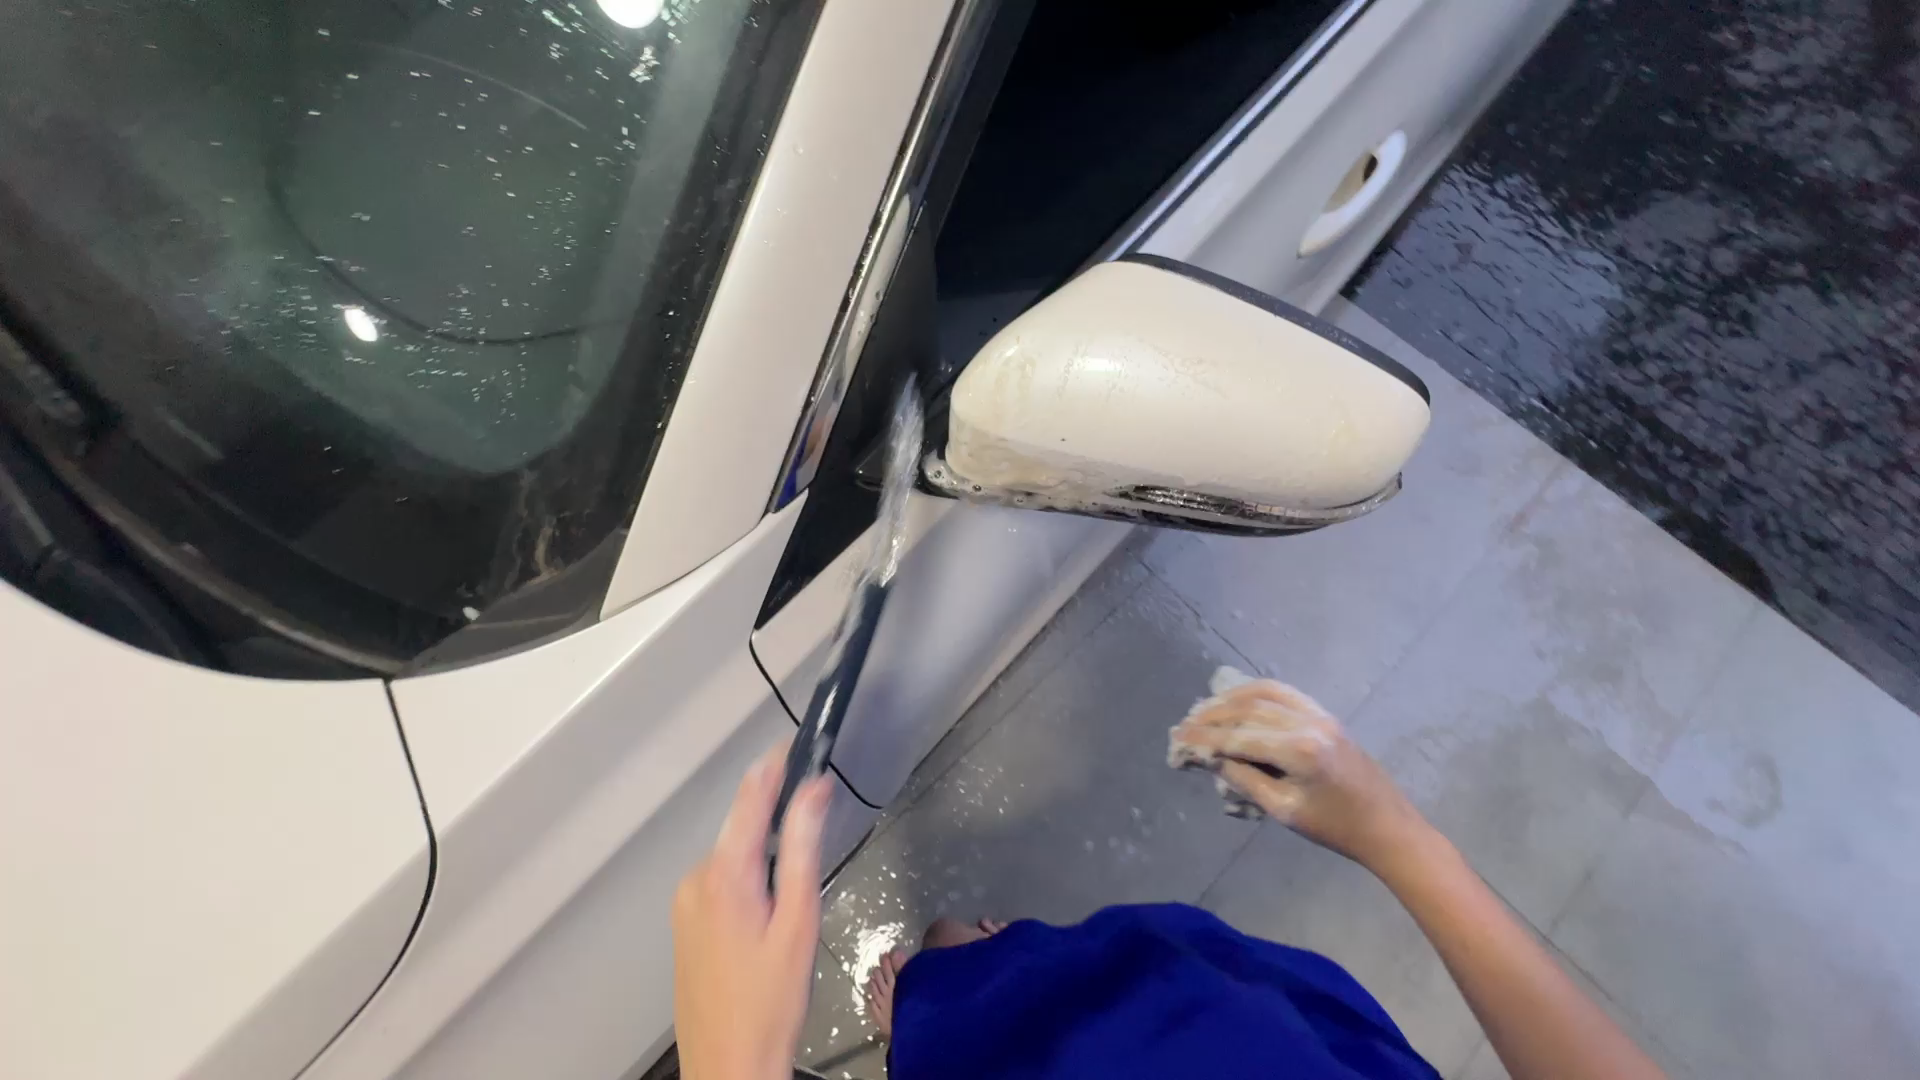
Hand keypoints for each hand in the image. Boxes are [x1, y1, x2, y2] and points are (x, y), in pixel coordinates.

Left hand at [673, 743, 833, 1079]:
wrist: (729, 1066)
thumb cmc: (773, 995)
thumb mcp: (799, 917)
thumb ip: (803, 846)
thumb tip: (814, 787)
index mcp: (724, 873)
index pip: (749, 798)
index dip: (773, 766)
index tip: (797, 743)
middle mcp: (696, 878)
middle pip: (741, 826)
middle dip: (775, 813)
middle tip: (815, 810)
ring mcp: (686, 901)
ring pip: (733, 854)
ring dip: (763, 850)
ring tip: (797, 879)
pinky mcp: (685, 922)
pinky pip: (722, 878)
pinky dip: (748, 874)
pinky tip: (769, 906)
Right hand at [1171, 680, 1431, 873]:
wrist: (1389, 828)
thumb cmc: (1336, 828)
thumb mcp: (1284, 811)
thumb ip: (1245, 779)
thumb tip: (1211, 757)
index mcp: (1300, 751)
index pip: (1239, 737)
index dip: (1204, 738)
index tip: (1178, 740)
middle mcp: (1308, 723)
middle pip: (1248, 708)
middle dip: (1211, 715)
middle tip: (1185, 725)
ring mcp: (1319, 714)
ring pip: (1264, 692)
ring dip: (1230, 698)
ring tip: (1205, 709)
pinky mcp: (1325, 715)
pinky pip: (1284, 692)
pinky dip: (1255, 691)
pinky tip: (1237, 700)